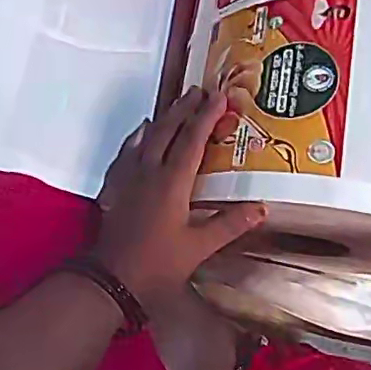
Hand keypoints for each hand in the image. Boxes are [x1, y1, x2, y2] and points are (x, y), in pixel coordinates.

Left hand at [95, 87, 266, 312]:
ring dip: (164, 118)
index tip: (220, 96)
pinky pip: (128, 151)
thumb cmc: (156, 265)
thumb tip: (260, 208)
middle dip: (185, 108)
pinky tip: (141, 133)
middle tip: (200, 91)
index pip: (192, 140)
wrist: (110, 278)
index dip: (207, 116)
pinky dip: (139, 137)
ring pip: (146, 137)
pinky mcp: (116, 188)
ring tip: (177, 105)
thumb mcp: (198, 248)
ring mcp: (129, 178)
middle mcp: (148, 172)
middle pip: (167, 130)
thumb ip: (229, 225)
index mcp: (172, 182)